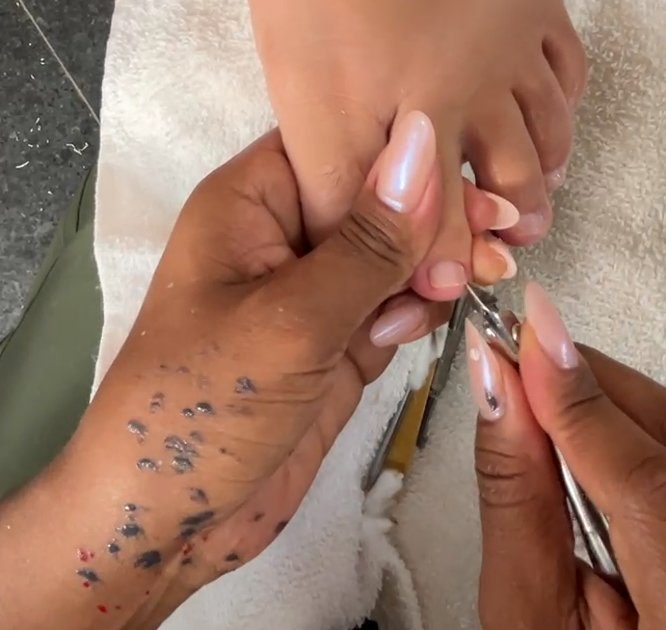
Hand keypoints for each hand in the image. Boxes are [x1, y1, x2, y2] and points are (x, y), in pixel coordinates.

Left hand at [46, 115, 453, 626]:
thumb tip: (425, 139)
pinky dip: (416, 310)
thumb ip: (368, 240)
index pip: (337, 142)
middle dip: (432, 218)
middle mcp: (283, 234)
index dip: (407, 154)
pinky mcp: (335, 341)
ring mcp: (312, 290)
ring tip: (472, 280)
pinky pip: (393, 304)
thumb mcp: (290, 318)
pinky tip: (422, 323)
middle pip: (374, 200)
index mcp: (251, 200)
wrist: (166, 524)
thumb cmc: (200, 403)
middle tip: (499, 238)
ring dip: (432, 266)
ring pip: (392, 254)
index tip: (475, 179)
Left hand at [218, 0, 585, 300]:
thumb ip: (340, 177)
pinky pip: (570, 65)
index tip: (447, 293)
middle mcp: (489, 85)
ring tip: (525, 195)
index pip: (450, 222)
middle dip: (505, 222)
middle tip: (499, 245)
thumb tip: (370, 251)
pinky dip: (563, 105)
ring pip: (550, 127)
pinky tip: (549, 112)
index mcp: (423, 120)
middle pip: (517, 178)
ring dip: (539, 170)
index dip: (451, 265)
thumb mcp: (299, 87)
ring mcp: (519, 30)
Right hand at [468, 284, 665, 628]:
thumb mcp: (532, 626)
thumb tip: (497, 376)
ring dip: (635, 405)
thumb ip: (517, 502)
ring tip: (572, 424)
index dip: (584, 403)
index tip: (526, 332)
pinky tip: (627, 464)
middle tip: (529, 360)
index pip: (660, 498)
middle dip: (602, 385)